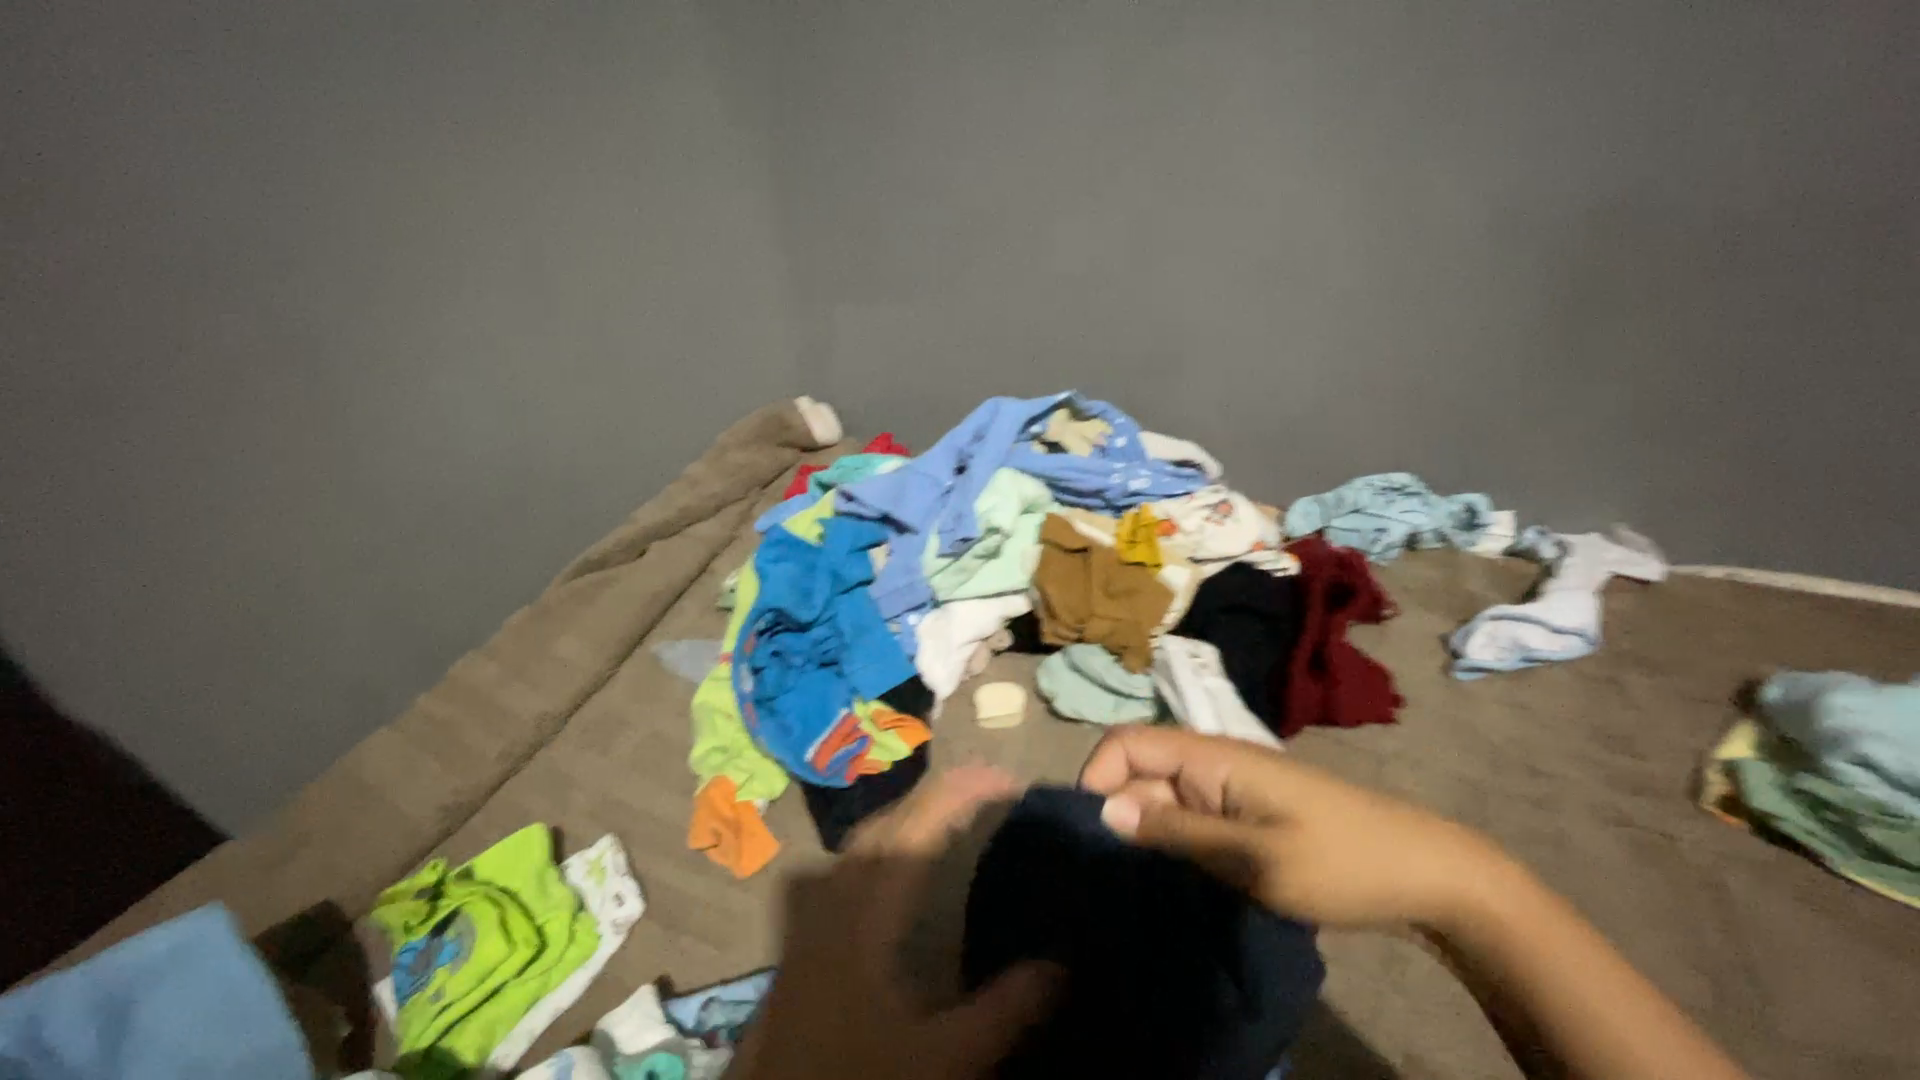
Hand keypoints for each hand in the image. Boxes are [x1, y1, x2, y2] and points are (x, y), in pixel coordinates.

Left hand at [729, 766, 1063, 1079]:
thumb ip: (1002, 1012)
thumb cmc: (855, 1077)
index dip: (962, 793)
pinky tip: (893, 877)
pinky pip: (842, 869)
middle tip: (986, 792)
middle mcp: (833, 900)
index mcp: (867, 913)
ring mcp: (808, 919)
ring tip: (949, 820)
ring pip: (859, 843)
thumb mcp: (940, 1060)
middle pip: (884, 824)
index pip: (918, 829)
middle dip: (936, 796)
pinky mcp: (798, 942)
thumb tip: (1058, 965)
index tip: (1007, 779)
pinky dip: (879, 849)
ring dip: (906, 819)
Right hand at [1080, 725, 1514, 930]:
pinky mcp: (1243, 814)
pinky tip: (1170, 879)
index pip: (1127, 742)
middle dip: (1115, 813)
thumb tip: (1103, 810)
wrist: (1428, 874)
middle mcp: (1212, 763)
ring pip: (1160, 798)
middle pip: (1139, 772)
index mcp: (1212, 756)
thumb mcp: (1254, 856)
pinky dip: (1170, 843)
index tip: (1090, 835)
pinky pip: (1187, 818)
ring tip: (1135, 883)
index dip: (1096, 777)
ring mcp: (1229, 789)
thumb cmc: (1342, 862)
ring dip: (1142, 833)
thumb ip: (1177, 832)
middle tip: (1110, 875)